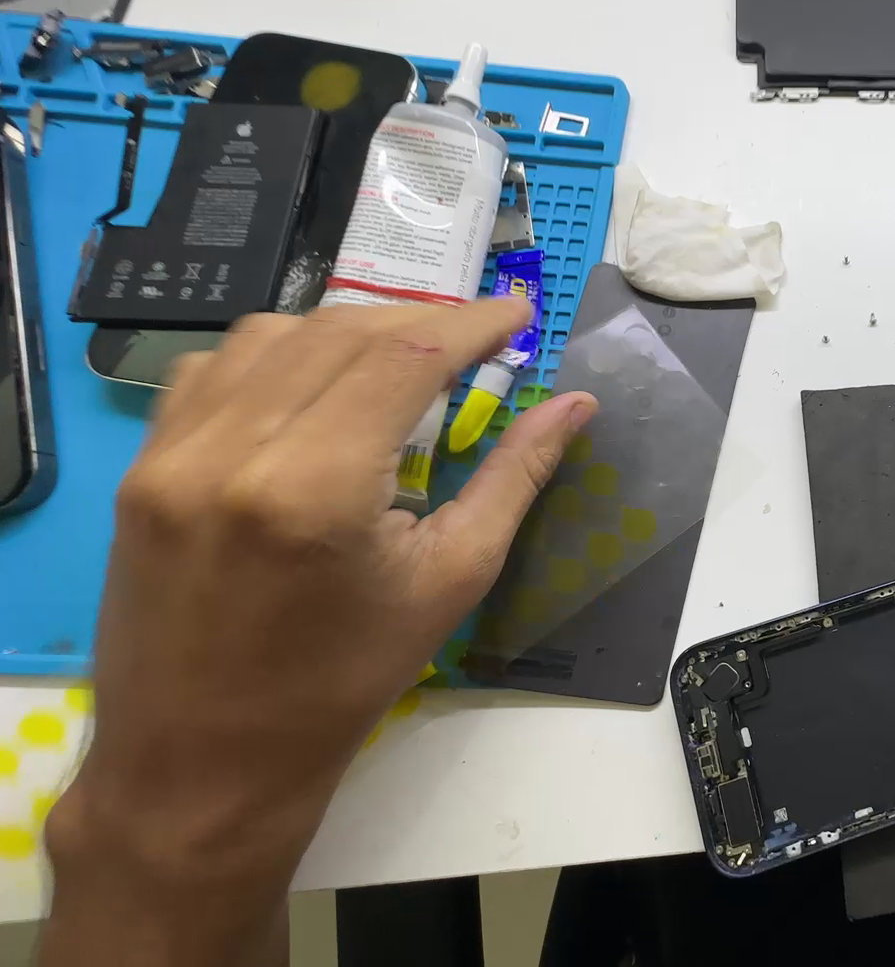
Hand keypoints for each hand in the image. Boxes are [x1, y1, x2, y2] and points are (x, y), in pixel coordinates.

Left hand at [44, 299, 594, 962]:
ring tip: (415, 352)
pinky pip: (218, 369)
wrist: (208, 756)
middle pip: (343, 332)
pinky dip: (287, 352)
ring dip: (357, 328)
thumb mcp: (459, 571)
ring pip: (273, 335)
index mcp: (316, 487)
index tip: (520, 312)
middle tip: (486, 331)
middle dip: (427, 318)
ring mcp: (170, 456)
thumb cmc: (354, 670)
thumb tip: (576, 406)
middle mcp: (229, 452)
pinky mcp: (143, 468)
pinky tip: (329, 382)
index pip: (404, 357)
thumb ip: (517, 473)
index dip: (472, 322)